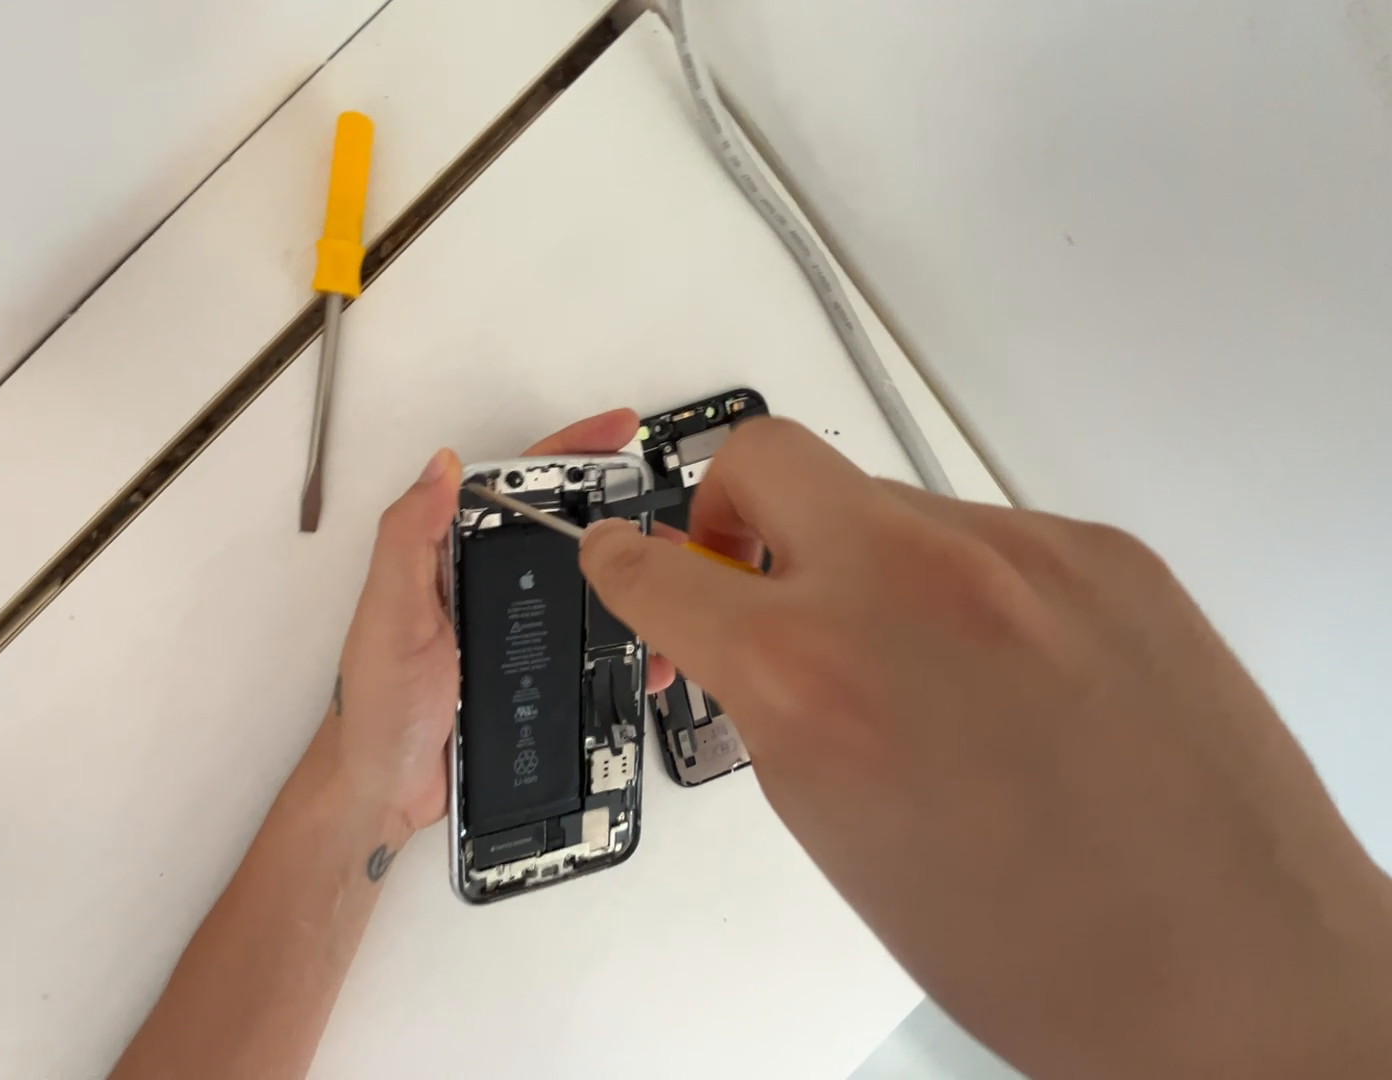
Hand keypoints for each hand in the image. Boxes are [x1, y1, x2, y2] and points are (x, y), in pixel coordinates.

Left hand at [326, 409, 675, 836]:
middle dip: (616, 522)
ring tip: (680, 591)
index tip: (619, 433)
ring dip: (628, 583)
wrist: (386, 788)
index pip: (513, 491)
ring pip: (580, 589)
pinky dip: (619, 643)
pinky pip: (583, 644)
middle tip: (670, 531)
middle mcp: (483, 584)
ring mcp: (509, 630)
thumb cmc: (380, 702)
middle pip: (559, 535)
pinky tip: (650, 652)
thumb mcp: (391, 614)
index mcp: (450, 558)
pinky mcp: (527, 672)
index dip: (565, 455)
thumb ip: (408, 538)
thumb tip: (442, 464)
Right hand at [578, 418, 1391, 1078]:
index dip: (617, 560)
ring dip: (846, 558)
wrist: (1234, 987)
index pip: (658, 569)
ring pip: (871, 499)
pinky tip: (985, 662)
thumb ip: (749, 679)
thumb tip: (721, 612)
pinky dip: (937, 579)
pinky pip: (965, 533)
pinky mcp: (1103, 551)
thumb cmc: (991, 926)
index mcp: (805, 673)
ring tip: (897, 654)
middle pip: (760, 452)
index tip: (615, 555)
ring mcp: (1017, 552)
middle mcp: (902, 582)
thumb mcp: (810, 801)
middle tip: (747, 571)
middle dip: (724, 503)